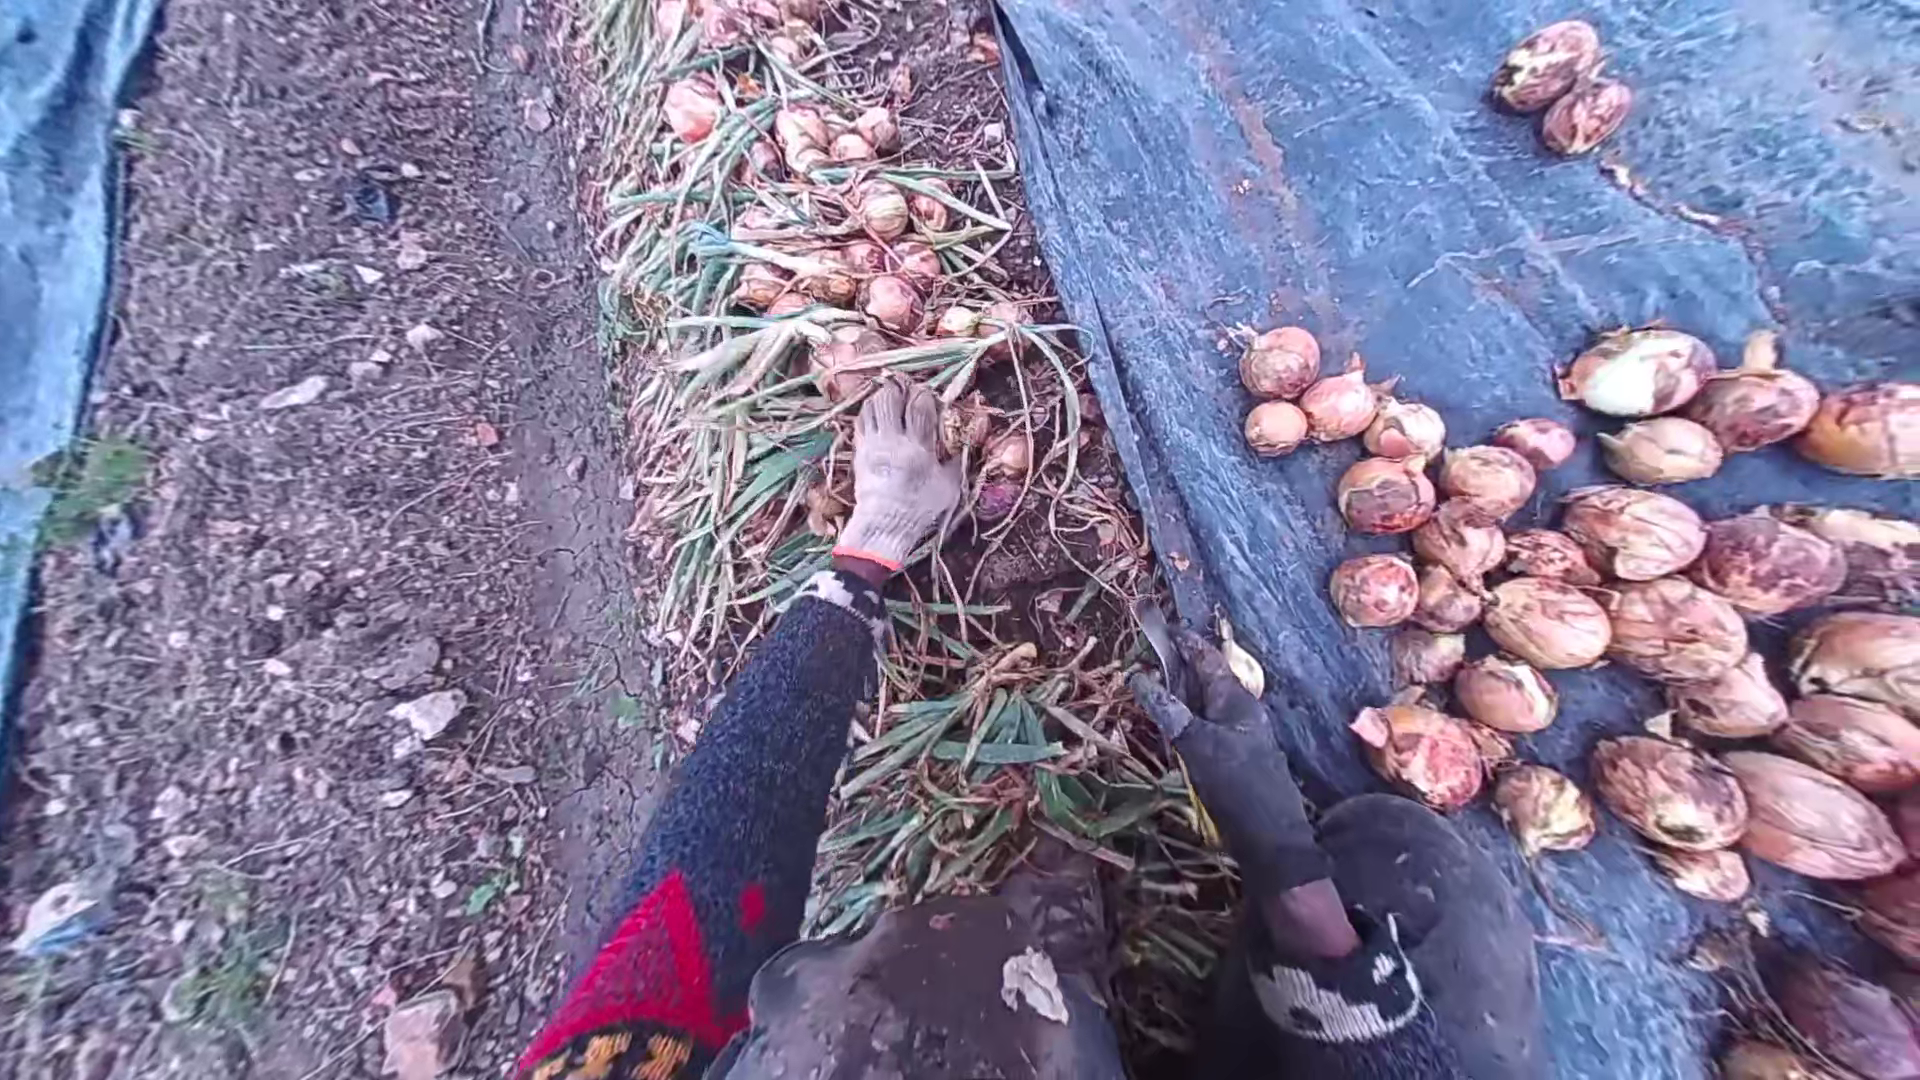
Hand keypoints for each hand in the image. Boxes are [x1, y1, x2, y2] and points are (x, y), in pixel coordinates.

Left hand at [832, 379, 962, 573]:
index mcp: (918, 448)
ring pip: (872, 406)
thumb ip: (957, 462)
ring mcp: (873, 444)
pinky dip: (869, 412)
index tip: (928, 395)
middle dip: (900, 389)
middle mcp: (893, 441)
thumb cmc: (920, 508)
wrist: (884, 525)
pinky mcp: (859, 451)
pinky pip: (861, 421)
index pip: (919, 407)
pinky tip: (878, 414)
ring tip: (892, 397)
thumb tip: (967, 442)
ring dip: (882, 397)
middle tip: (907, 389)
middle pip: (890, 399)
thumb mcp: (948, 488)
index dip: (924, 395)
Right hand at [1130, 628, 1331, 897]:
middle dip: (1178, 662)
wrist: (1271, 842)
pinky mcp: (1231, 753)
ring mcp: (1236, 732)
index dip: (1185, 640)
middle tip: (1148, 653)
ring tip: (1152, 681)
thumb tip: (1137, 676)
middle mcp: (1238, 710)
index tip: (1161, 625)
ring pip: (1203, 699)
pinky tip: (1168, 720)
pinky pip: (1203, 721)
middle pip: (1205, 676)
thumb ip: (1167, 709)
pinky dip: (1184, 712)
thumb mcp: (1196, 744)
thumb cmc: (1237, 787)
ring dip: (1179, 688)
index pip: (1207, 657)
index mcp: (1236, 699)